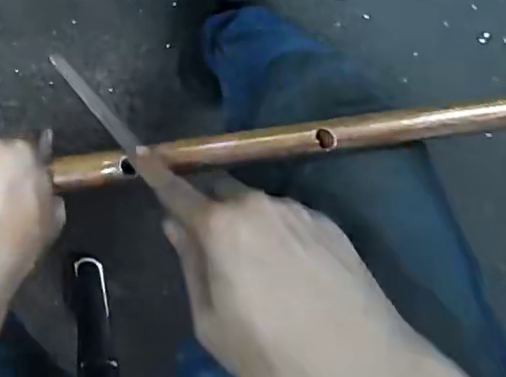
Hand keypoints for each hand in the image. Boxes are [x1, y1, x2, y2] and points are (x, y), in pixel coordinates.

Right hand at [164, 187, 465, 376]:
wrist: (366, 367)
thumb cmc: (274, 354)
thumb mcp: (214, 324)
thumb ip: (189, 266)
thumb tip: (174, 226)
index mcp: (219, 226)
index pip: (176, 188)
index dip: (154, 169)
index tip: (139, 150)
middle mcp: (254, 203)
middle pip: (218, 190)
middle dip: (207, 203)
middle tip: (209, 239)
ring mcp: (293, 208)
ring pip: (256, 205)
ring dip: (247, 224)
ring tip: (263, 273)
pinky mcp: (326, 220)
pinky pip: (289, 218)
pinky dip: (280, 235)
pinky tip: (296, 275)